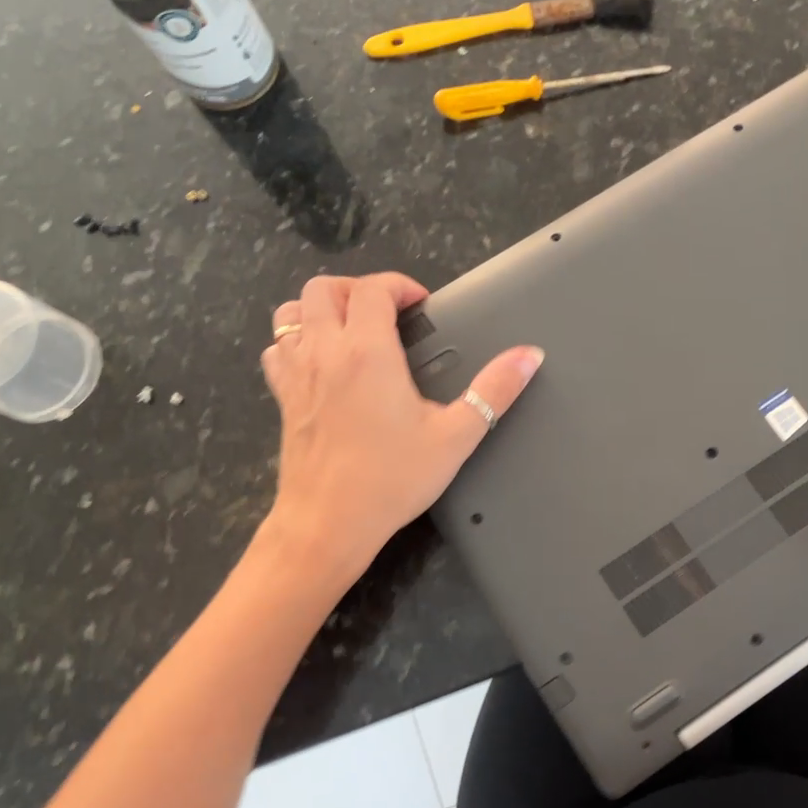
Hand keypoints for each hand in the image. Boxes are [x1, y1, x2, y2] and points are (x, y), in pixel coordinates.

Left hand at [260, 273, 541, 572]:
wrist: (328, 522)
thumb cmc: (392, 480)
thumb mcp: (456, 436)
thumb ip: (494, 391)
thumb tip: (530, 356)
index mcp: (368, 352)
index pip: (373, 289)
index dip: (399, 285)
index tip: (420, 305)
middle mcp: (325, 351)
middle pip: (324, 288)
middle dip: (358, 289)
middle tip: (387, 313)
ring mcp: (296, 373)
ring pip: (292, 311)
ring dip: (321, 308)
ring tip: (351, 328)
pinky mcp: (282, 398)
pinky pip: (277, 348)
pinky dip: (295, 340)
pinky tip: (319, 361)